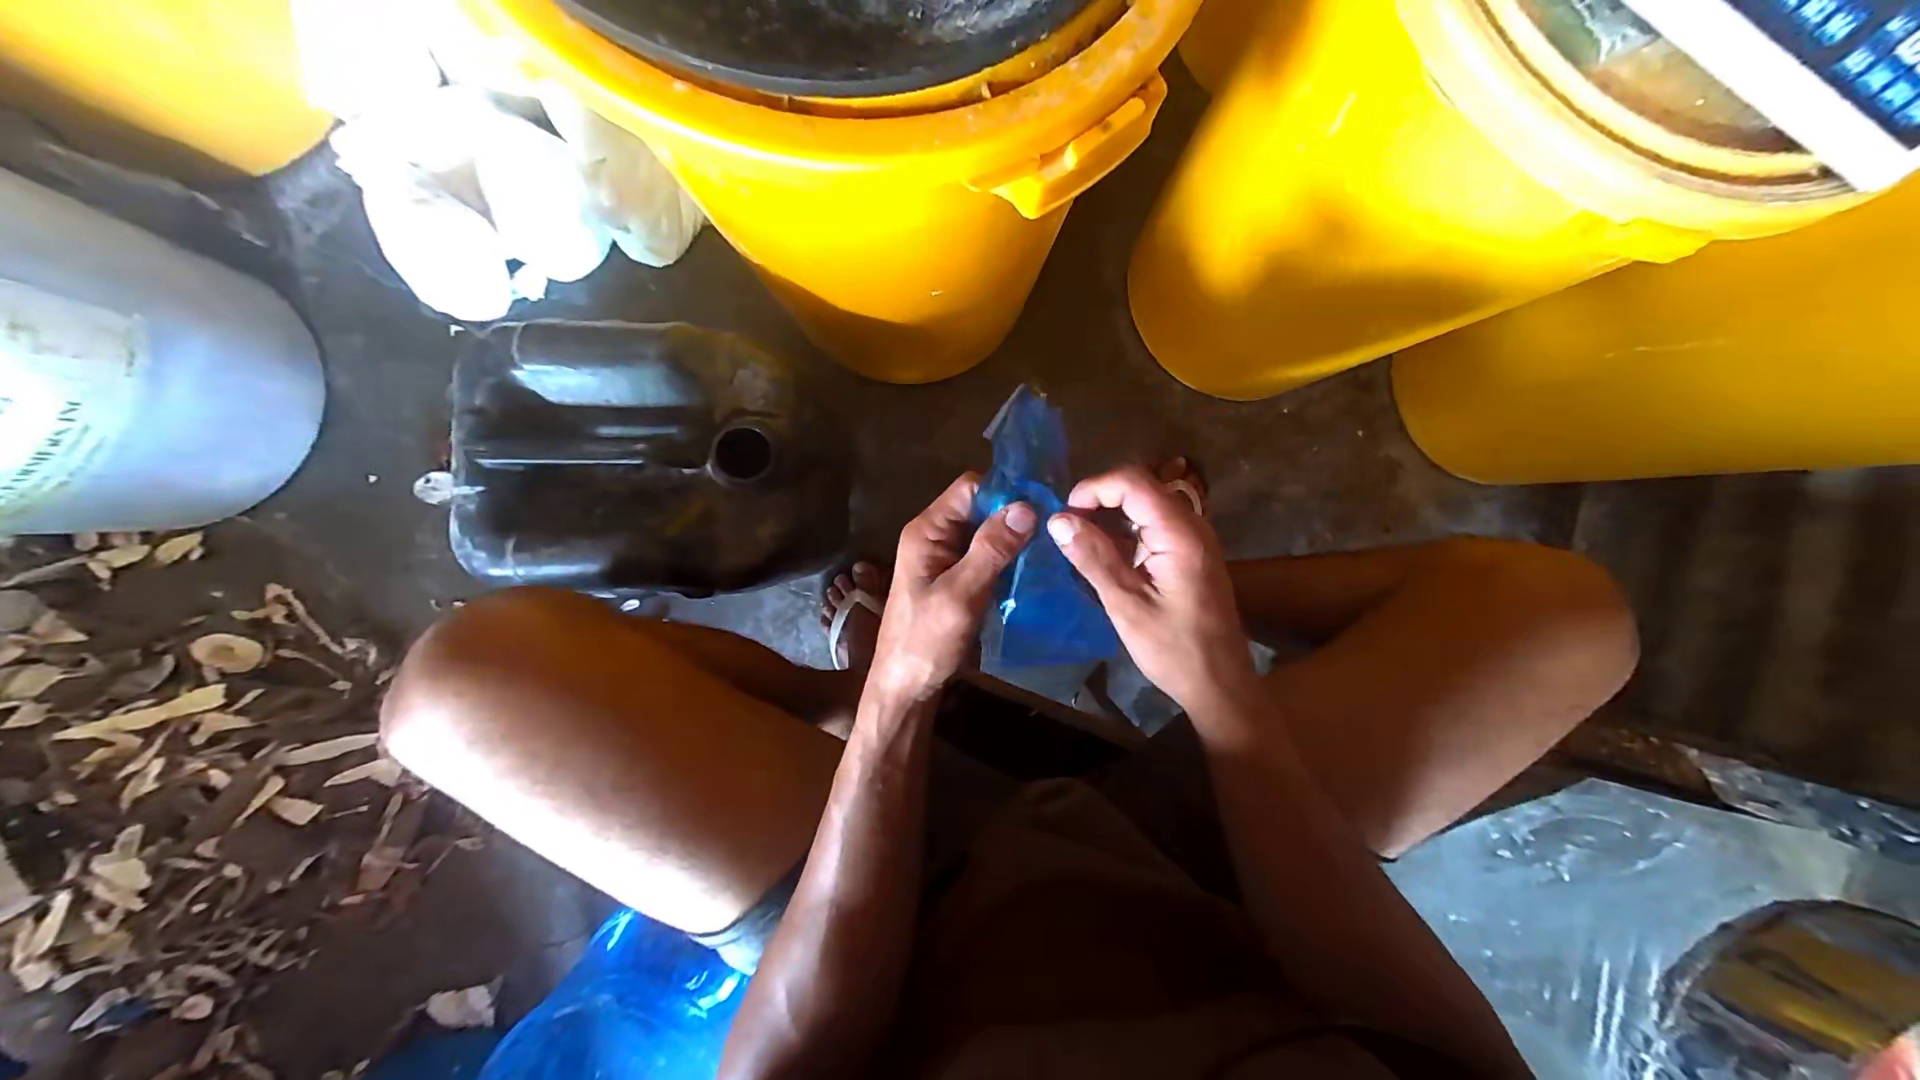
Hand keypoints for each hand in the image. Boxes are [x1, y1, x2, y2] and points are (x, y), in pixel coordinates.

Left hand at [868, 473, 1035, 702]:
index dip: (1006, 489)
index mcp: (927, 531)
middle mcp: (935, 537)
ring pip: (986, 532)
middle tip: (1058, 523)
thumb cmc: (926, 642)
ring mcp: (946, 559)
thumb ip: (991, 550)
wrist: (907, 688)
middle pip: (980, 507)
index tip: (1045, 500)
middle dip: (1015, 512)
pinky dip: (1009, 558)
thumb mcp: (961, 594)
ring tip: (1055, 542)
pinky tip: (1036, 565)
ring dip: (1015, 536)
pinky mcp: (958, 579)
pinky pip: (986, 556)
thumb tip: (1026, 506)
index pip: (970, 488)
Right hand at [1047, 465, 1256, 713]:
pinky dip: (1124, 531)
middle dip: (1098, 499)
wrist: (1220, 683)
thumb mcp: (1126, 606)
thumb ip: (1093, 558)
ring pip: (1144, 504)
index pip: (1133, 482)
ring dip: (1109, 515)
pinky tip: (1104, 556)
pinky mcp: (1189, 552)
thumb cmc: (1174, 650)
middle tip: (1068, 529)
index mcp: (1181, 534)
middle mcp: (1192, 525)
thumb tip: (1057, 520)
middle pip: (1140, 487)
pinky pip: (1153, 524)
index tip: (1065, 516)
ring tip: (1079, 542)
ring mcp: (1193, 538)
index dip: (1094, 488)